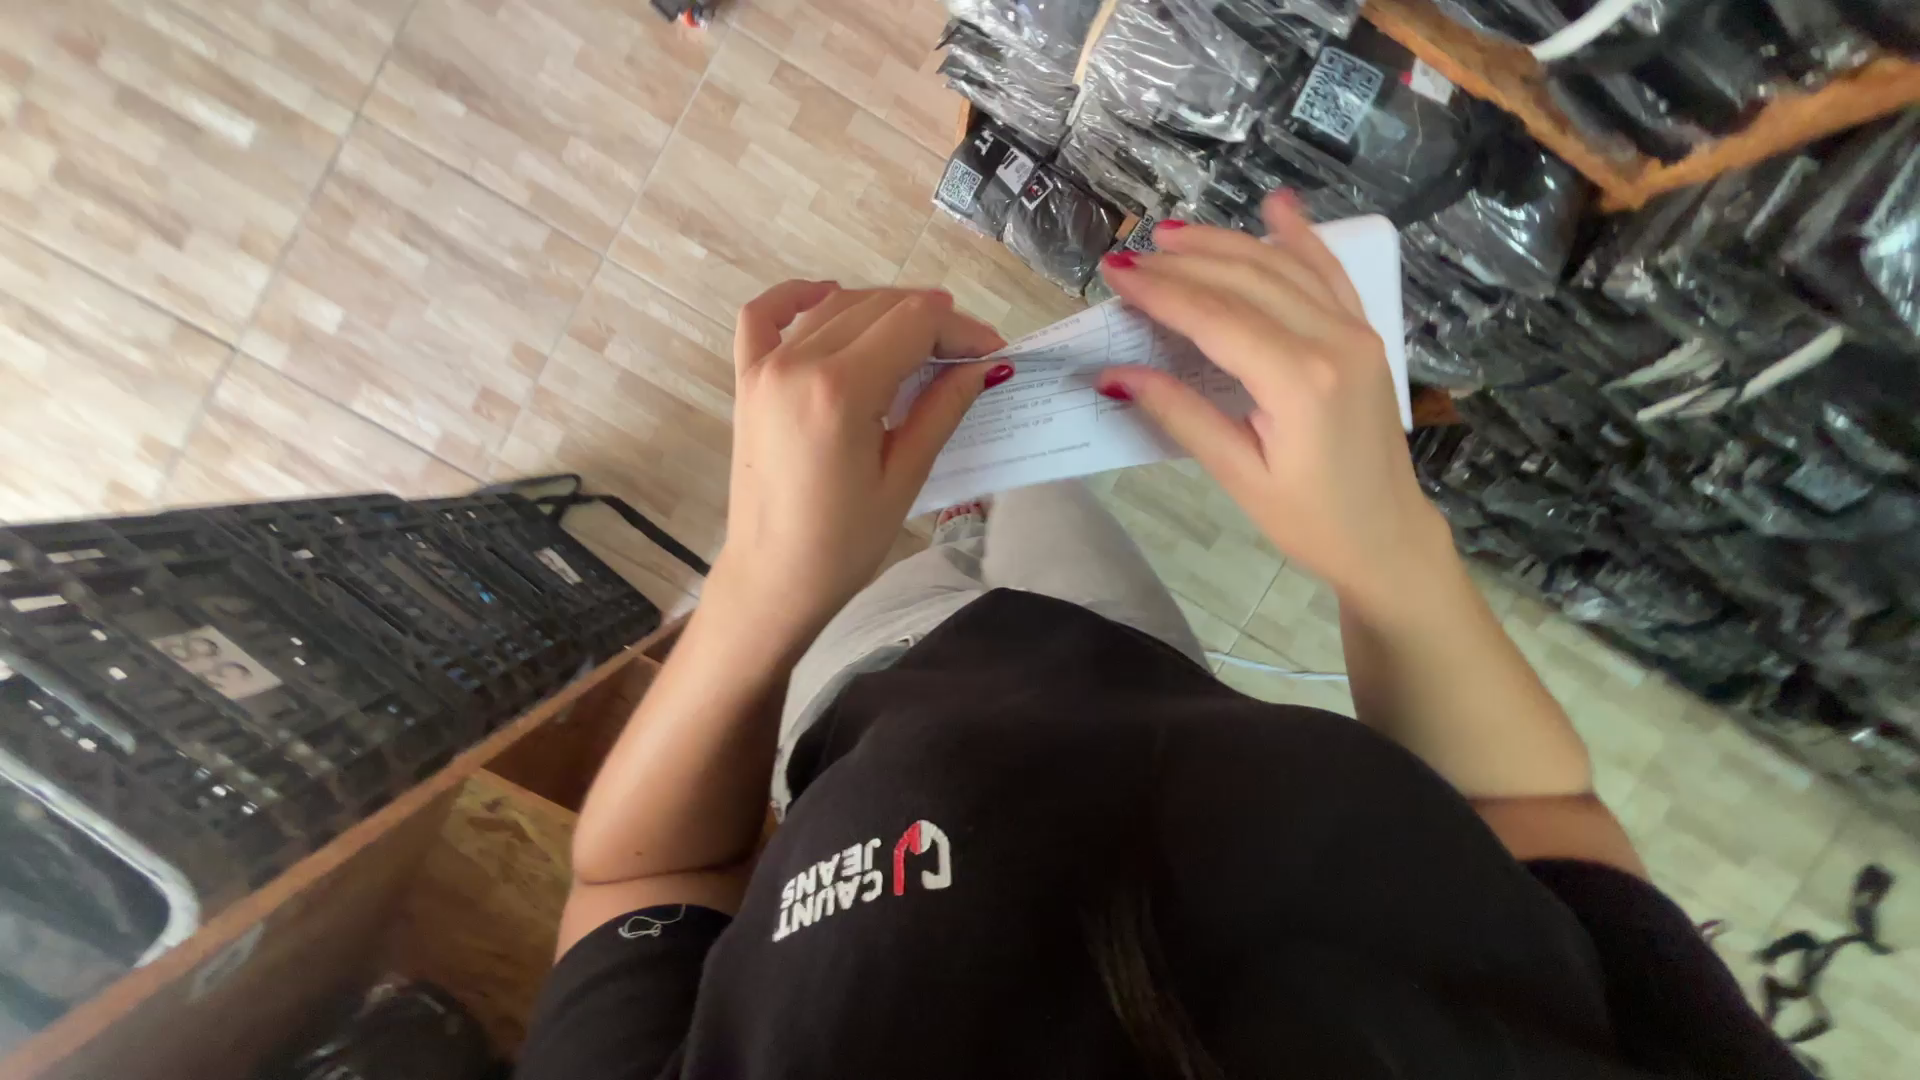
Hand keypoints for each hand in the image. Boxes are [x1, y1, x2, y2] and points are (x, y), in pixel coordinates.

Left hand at [709, 281, 1010, 639]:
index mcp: (841, 390)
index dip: (962, 330)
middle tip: (968, 353)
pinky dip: (798, 297)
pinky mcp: (747, 380)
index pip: (915, 323)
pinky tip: (828, 295)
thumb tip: (983, 366)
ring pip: (836, 307)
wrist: (773, 577)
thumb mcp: (904, 478)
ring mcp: (765, 367)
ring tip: (921, 338)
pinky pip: (765, 316)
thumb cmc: (844, 543)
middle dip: (933, 321)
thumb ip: (941, 409)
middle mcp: (799, 363)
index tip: (994, 352)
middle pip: (880, 307)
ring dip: (885, 310)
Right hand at [1095, 194, 1456, 624]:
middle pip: (1245, 281)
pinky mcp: (1363, 336)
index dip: (1159, 291)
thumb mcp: (1238, 475)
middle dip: (1182, 263)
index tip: (1114, 272)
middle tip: (1128, 256)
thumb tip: (1115, 376)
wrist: (1386, 536)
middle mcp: (1332, 340)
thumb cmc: (1309, 520)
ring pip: (1282, 267)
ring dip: (1225, 244)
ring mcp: (1355, 332)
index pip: (1215, 317)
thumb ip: (1180, 415)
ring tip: (1172, 234)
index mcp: (1298, 381)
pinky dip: (1299, 238)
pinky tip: (1276, 206)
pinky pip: (1329, 273)